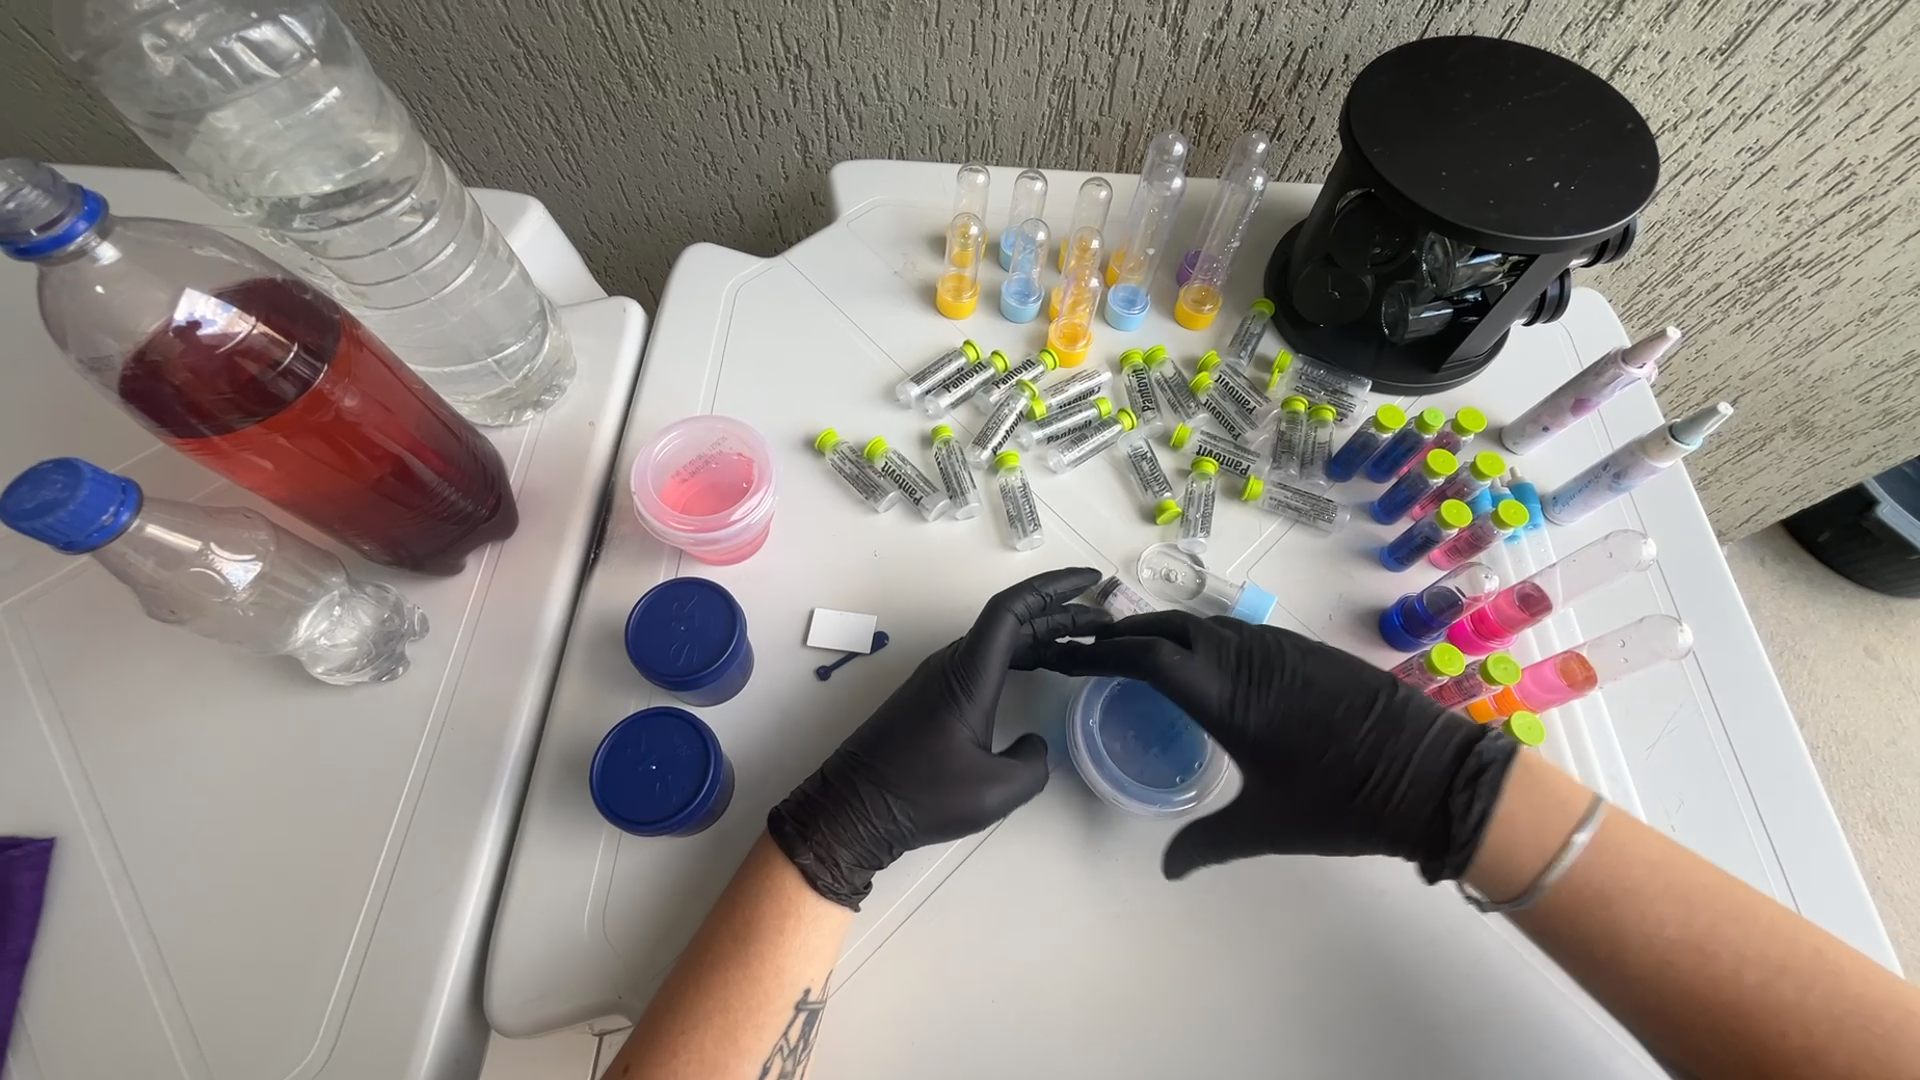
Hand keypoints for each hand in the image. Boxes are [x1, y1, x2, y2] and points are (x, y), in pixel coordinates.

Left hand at [769, 567, 1109, 908]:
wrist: (853, 809)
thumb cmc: (921, 796)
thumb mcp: (994, 790)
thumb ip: (1032, 763)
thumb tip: (1035, 744)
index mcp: (969, 672)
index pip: (1012, 609)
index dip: (1053, 588)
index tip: (1089, 581)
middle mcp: (953, 662)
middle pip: (1011, 620)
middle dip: (1059, 612)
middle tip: (1103, 618)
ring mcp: (940, 676)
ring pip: (999, 640)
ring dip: (1041, 634)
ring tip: (1083, 641)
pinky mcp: (933, 694)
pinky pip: (986, 658)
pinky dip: (1021, 655)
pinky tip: (1042, 668)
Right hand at [1033, 612, 1517, 882]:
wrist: (1436, 774)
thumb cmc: (1345, 801)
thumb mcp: (1270, 825)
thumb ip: (1208, 843)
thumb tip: (1167, 871)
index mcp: (1227, 696)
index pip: (1147, 657)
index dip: (1101, 652)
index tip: (1069, 654)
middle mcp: (1245, 658)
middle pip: (1168, 626)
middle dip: (1124, 631)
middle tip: (1095, 645)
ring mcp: (1277, 646)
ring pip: (1203, 622)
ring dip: (1163, 629)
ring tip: (1139, 647)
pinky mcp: (1303, 647)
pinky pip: (1234, 628)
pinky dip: (1201, 634)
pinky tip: (1202, 658)